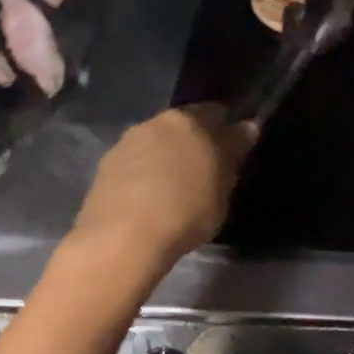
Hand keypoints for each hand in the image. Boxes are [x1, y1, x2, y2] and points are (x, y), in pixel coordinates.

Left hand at [69, 104, 257, 275]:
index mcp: (194, 121)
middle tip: (206, 166)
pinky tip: (148, 193)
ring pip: (159, 138)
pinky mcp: (107, 162)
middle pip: (187, 122)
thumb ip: (233, 155)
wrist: (122, 239)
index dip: (231, 130)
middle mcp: (161, 121)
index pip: (221, 114)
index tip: (236, 150)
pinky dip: (145, 168)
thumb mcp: (223, 190)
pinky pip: (137, 158)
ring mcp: (130, 140)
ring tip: (174, 182)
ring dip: (169, 152)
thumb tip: (246, 129)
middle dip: (198, 137)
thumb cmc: (186, 213)